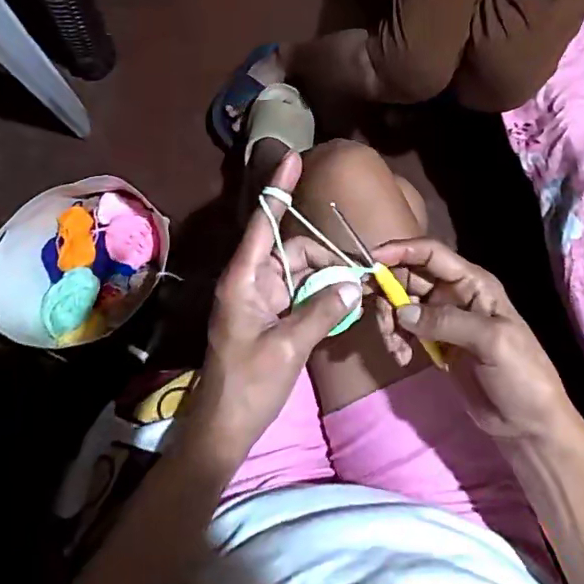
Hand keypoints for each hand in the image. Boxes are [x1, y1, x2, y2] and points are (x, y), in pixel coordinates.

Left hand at [182, 152, 357, 460]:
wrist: (226, 426)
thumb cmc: (247, 385)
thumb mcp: (287, 347)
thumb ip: (320, 310)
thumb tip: (352, 283)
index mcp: (243, 280)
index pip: (262, 224)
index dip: (277, 190)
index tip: (291, 158)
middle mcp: (251, 280)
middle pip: (291, 248)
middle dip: (325, 254)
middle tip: (358, 272)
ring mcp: (261, 297)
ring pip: (300, 269)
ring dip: (326, 276)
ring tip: (355, 290)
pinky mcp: (271, 314)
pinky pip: (300, 290)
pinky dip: (321, 292)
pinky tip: (343, 301)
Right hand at [370, 238, 580, 445]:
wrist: (527, 423)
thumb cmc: (521, 374)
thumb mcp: (492, 342)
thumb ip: (447, 321)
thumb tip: (402, 312)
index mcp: (473, 282)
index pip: (431, 254)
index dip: (401, 250)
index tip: (372, 260)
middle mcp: (454, 293)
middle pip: (409, 276)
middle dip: (387, 290)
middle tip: (376, 314)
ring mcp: (443, 318)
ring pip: (401, 304)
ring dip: (389, 321)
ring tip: (395, 348)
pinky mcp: (434, 342)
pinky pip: (403, 330)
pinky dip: (395, 340)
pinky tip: (402, 359)